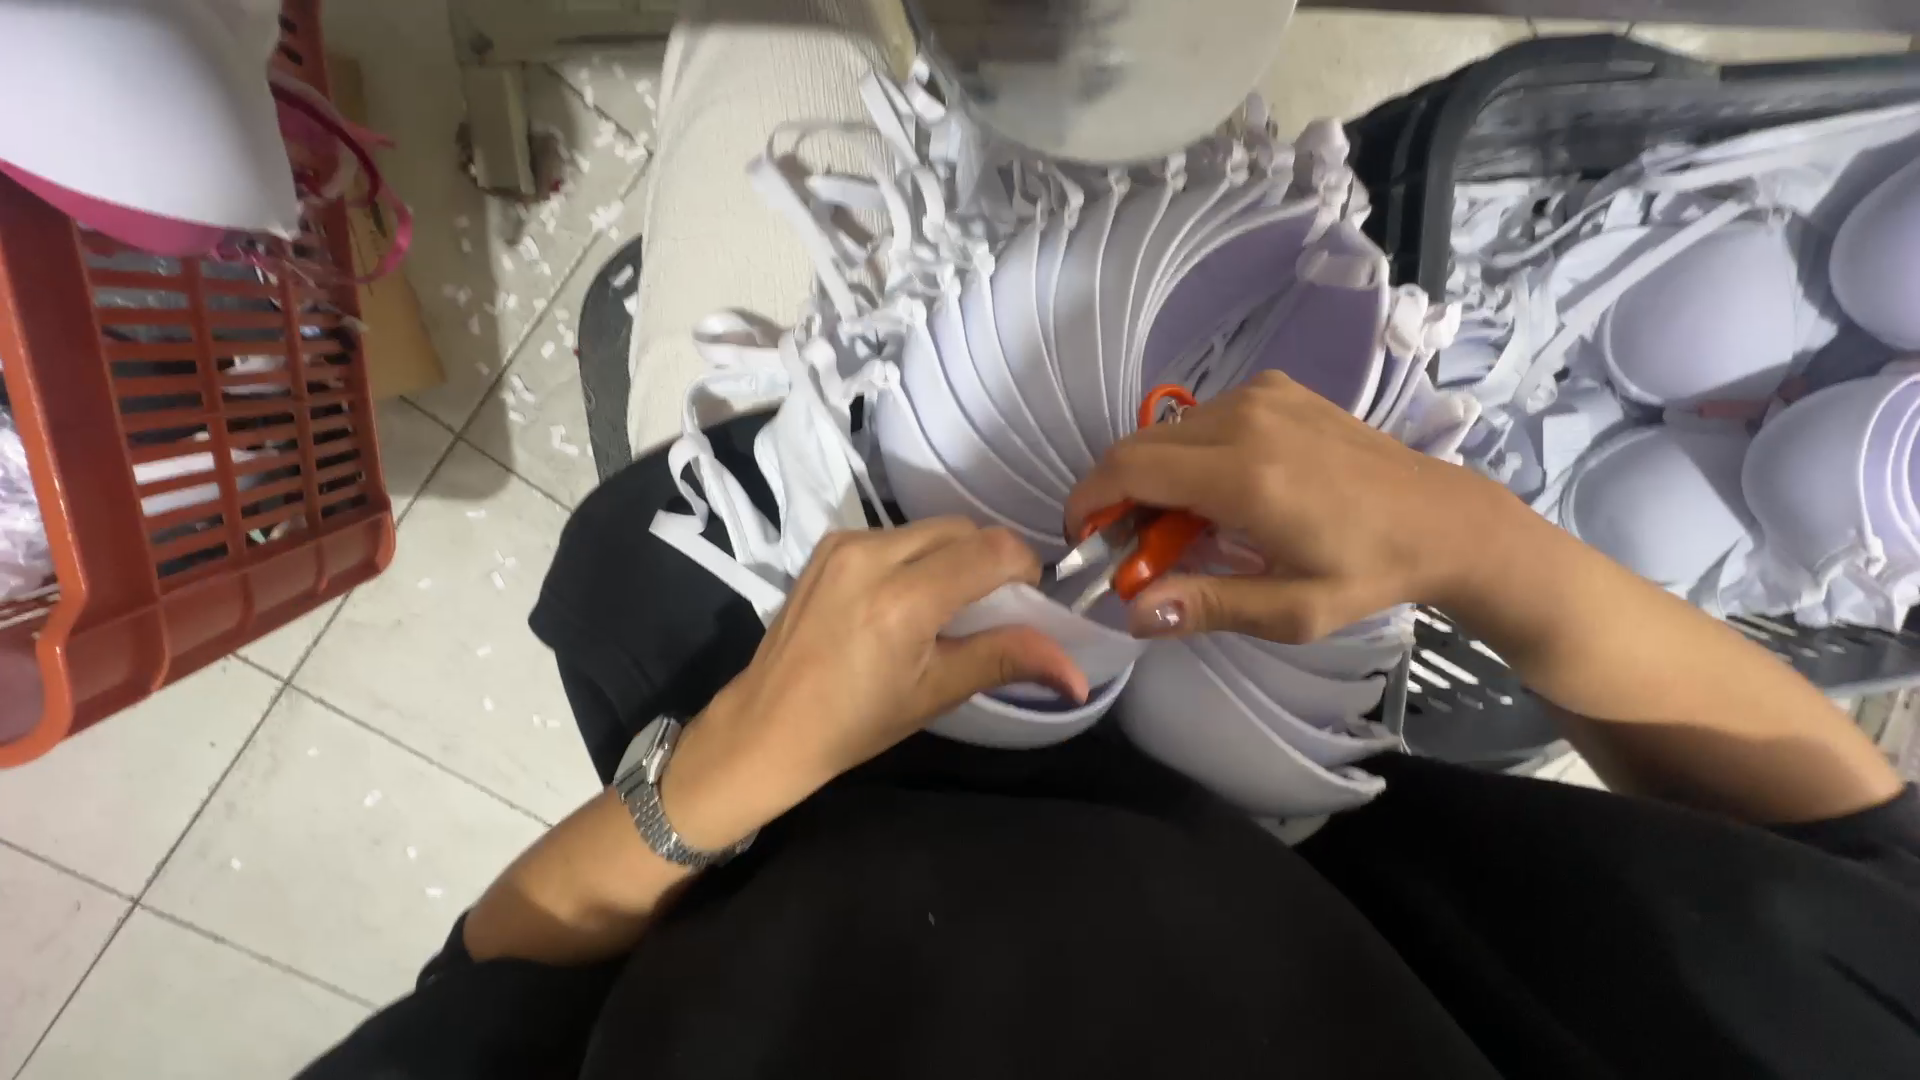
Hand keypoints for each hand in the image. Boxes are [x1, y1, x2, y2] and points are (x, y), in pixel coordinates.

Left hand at [659, 519, 1087, 848]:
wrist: (767, 725)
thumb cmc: (855, 723)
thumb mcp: (936, 692)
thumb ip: (1008, 659)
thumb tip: (1078, 673)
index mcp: (903, 599)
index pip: (993, 550)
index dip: (1025, 571)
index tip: (1025, 606)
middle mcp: (873, 554)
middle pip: (965, 530)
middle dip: (992, 561)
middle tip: (990, 609)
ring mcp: (845, 543)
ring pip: (933, 528)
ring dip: (956, 556)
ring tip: (947, 606)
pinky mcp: (830, 544)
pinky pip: (899, 534)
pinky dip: (920, 556)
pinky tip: (907, 596)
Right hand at [1064, 372, 1507, 642]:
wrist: (1444, 518)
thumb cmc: (1368, 571)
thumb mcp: (1290, 611)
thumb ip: (1206, 605)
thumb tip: (1133, 612)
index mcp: (1246, 475)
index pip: (1128, 469)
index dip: (1088, 501)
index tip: (1083, 538)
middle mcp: (1245, 419)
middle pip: (1136, 448)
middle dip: (1116, 496)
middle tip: (1133, 546)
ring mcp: (1261, 394)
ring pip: (1164, 433)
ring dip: (1151, 477)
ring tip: (1181, 524)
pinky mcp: (1274, 387)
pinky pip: (1199, 419)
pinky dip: (1185, 455)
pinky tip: (1215, 490)